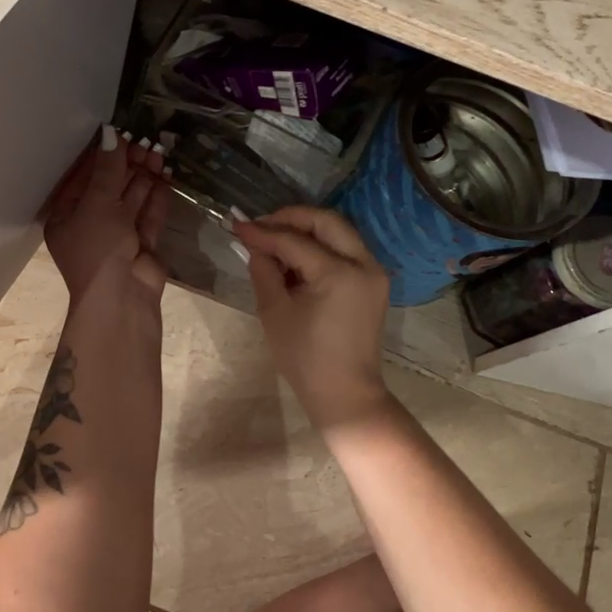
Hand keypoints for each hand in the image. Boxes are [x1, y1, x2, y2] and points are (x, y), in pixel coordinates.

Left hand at [44, 125, 170, 307]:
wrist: (122, 298)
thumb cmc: (98, 247)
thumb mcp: (98, 203)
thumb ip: (108, 169)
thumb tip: (111, 133)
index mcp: (65, 218)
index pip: (81, 179)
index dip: (100, 157)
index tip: (119, 134)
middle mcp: (88, 227)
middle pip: (108, 188)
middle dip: (126, 166)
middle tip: (145, 142)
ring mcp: (116, 238)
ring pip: (130, 201)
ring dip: (143, 178)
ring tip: (158, 153)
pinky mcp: (140, 247)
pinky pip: (147, 217)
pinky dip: (156, 198)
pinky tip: (166, 178)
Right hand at [233, 207, 391, 427]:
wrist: (344, 393)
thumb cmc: (304, 358)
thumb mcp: (274, 312)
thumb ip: (264, 271)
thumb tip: (257, 246)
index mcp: (339, 273)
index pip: (295, 241)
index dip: (264, 232)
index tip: (238, 226)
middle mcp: (364, 264)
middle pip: (327, 222)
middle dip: (291, 218)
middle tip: (261, 225)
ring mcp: (374, 273)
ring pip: (339, 233)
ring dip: (307, 230)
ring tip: (275, 240)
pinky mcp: (373, 283)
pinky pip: (346, 251)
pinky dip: (321, 246)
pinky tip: (296, 258)